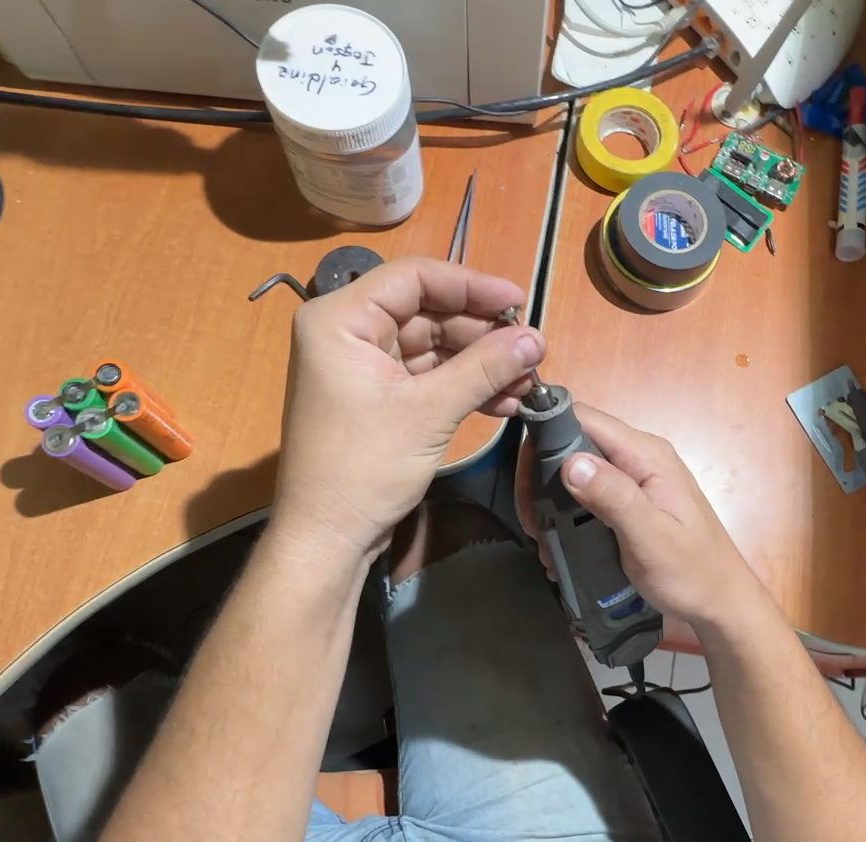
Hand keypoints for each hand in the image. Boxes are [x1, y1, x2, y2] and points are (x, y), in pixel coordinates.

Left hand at [275, 258, 544, 561]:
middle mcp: (348, 334)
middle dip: (481, 334)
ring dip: (479, 364)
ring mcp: (363, 369)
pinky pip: (428, 379)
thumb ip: (483, 369)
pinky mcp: (379, 400)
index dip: (471, 286)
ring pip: (432, 348)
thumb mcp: (428, 413)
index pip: (413, 279)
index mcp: (340, 320)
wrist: (328, 537)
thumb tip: (537, 338)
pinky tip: (504, 401)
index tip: (519, 301)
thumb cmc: (364, 469)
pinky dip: (464, 388)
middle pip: (426, 313)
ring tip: (526, 381)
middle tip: (531, 350)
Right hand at [517, 404, 764, 629]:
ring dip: (552, 504)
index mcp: (647, 455)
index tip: (526, 483)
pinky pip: (587, 496)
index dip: (546, 438)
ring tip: (544, 541)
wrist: (721, 604)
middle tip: (532, 524)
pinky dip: (567, 517)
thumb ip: (614, 497)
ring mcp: (634, 480)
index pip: (583, 419)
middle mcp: (639, 458)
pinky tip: (560, 547)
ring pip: (576, 472)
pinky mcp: (629, 502)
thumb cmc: (691, 573)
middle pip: (573, 444)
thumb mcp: (652, 538)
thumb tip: (571, 463)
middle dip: (543, 480)